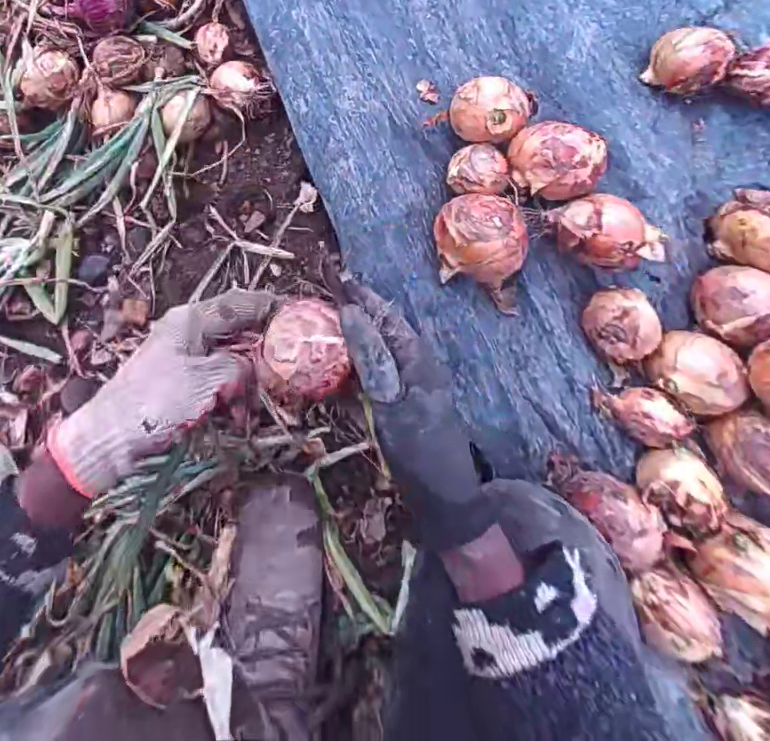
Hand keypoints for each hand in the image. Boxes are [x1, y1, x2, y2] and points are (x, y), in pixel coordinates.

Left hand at [48, 289, 277, 496]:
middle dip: (261, 354)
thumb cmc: (155, 401)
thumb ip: (239, 367)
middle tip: (283, 372)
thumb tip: (255, 367)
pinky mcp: (181, 383)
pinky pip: (216, 382)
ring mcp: (183, 358)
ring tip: (250, 408)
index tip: (297, 314)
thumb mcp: (206, 380)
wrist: (110, 437)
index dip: (269, 307)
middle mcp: (187, 333)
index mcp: (190, 320)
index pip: (239, 303)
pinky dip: (229, 396)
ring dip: (245, 383)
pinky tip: (234, 416)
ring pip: (229, 362)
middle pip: (237, 333)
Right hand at [339, 280, 496, 552]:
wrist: (447, 499)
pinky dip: (352, 358)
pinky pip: (372, 368)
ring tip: (323, 316)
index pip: (379, 310)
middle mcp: (412, 359)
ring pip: (373, 343)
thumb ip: (371, 357)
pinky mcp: (399, 398)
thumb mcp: (391, 402)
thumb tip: (350, 312)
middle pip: (376, 322)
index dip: (354, 289)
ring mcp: (406, 379)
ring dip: (350, 328)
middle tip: (322, 287)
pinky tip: (336, 361)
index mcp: (413, 353)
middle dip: (350, 303)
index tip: (330, 269)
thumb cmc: (419, 450)